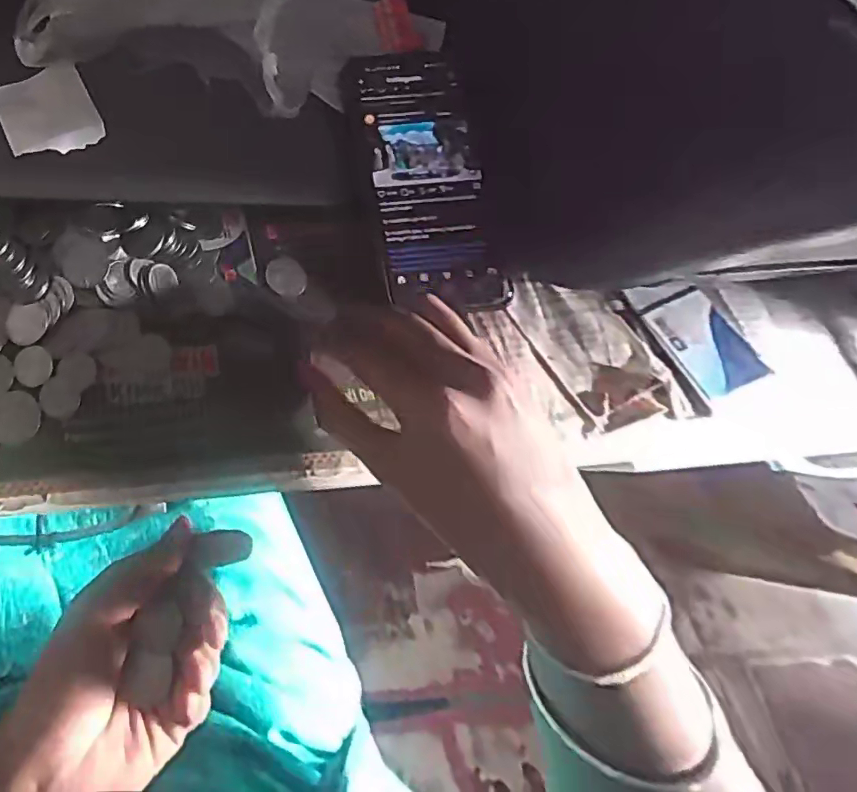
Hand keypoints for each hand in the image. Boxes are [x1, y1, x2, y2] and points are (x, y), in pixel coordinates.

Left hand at [0, 518, 234, 791]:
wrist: (52, 767)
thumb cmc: (63, 679)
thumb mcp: (97, 614)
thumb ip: (145, 573)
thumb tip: (186, 527)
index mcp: (130, 596)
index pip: (178, 563)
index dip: (209, 550)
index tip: (242, 545)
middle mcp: (153, 627)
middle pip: (202, 601)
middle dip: (205, 611)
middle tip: (198, 631)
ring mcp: (167, 670)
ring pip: (208, 645)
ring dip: (199, 655)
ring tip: (181, 674)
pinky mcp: (177, 713)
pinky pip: (202, 693)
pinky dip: (193, 694)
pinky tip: (175, 706)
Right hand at [301, 294, 663, 672]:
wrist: (548, 542)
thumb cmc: (460, 517)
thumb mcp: (390, 469)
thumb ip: (342, 415)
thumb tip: (308, 372)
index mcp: (428, 403)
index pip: (364, 351)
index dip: (330, 341)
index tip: (312, 341)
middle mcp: (462, 372)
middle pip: (396, 323)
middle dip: (356, 320)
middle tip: (332, 326)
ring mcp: (493, 366)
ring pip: (431, 316)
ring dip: (392, 315)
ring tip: (367, 325)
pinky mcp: (513, 369)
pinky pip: (463, 329)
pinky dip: (431, 322)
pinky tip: (415, 332)